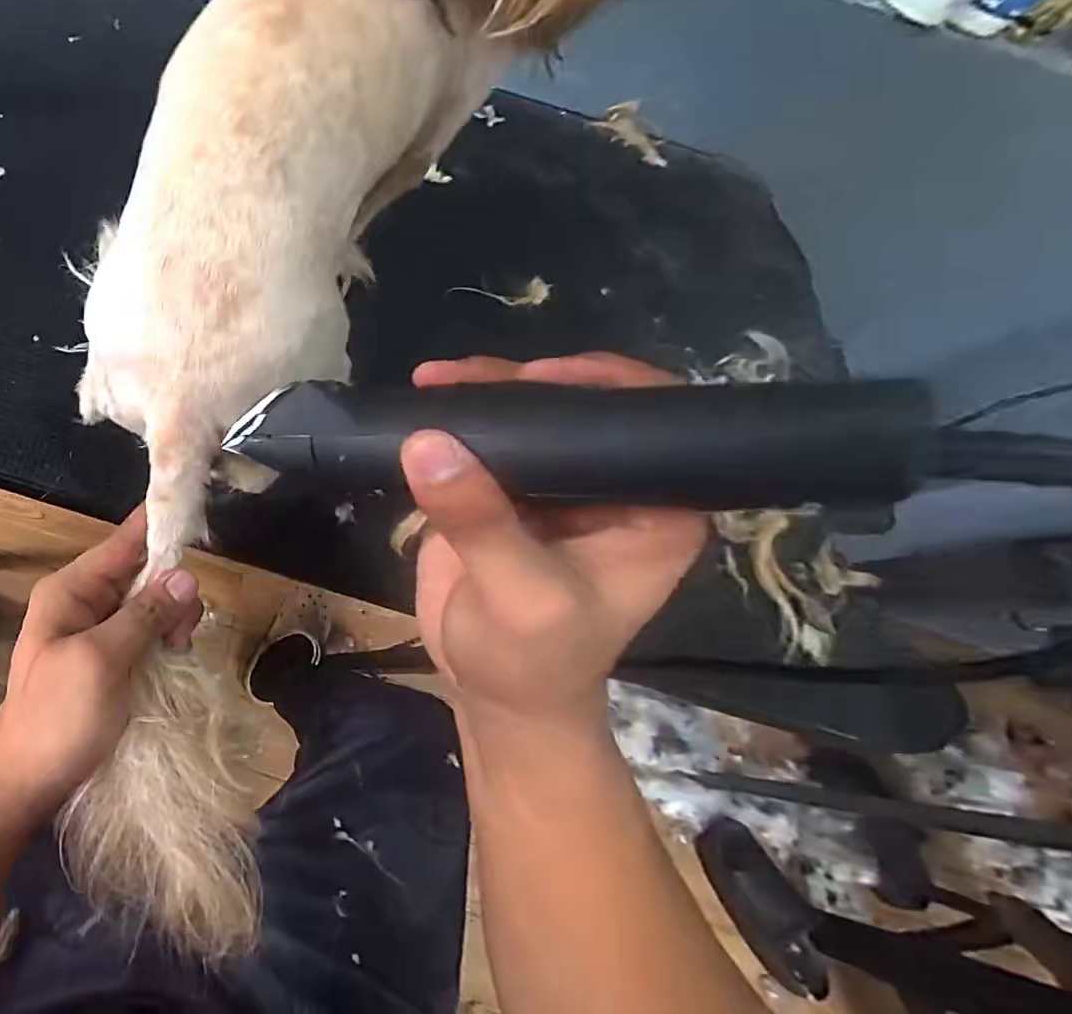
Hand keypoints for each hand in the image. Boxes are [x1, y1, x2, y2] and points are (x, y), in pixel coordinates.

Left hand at [0, 509, 202, 823]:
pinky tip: (173, 657)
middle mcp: (83, 600)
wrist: (25, 782)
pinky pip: (146, 631)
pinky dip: (164, 638)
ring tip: (177, 650)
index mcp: (71, 590)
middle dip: (171, 588)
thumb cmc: (57, 718)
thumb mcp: (102, 661)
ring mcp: (95, 630)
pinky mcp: (109, 657)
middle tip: (184, 630)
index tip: (195, 507)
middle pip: (142, 571)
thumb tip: (187, 576)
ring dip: (171, 618)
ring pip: (149, 602)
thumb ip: (144, 616)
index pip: (123, 542)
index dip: (158, 525)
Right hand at [402, 353, 705, 732]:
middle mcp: (607, 488)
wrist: (491, 695)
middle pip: (573, 410)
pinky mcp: (497, 496)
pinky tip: (420, 404)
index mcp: (652, 506)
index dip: (599, 384)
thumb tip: (425, 442)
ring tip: (433, 380)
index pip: (645, 419)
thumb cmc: (533, 658)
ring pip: (521, 421)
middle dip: (520, 383)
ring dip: (478, 397)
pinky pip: (478, 446)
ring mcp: (549, 490)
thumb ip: (480, 521)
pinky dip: (449, 425)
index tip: (534, 376)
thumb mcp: (518, 595)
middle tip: (463, 377)